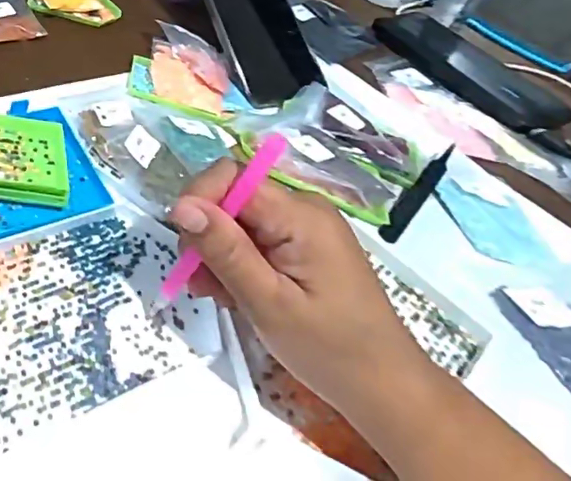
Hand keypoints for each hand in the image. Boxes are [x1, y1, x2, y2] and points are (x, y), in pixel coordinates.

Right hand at [169, 160, 431, 413]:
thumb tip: (180, 206)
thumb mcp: (268, 303)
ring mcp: (303, 226)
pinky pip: (254, 236)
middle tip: (195, 279)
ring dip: (216, 251)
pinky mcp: (302, 245)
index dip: (200, 197)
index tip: (183, 240)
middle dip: (205, 232)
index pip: (233, 176)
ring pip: (238, 218)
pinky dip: (235, 260)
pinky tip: (231, 293)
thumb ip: (224, 250)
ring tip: (212, 294)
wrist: (390, 394)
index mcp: (300, 215)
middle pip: (233, 196)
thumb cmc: (332, 352)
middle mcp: (303, 208)